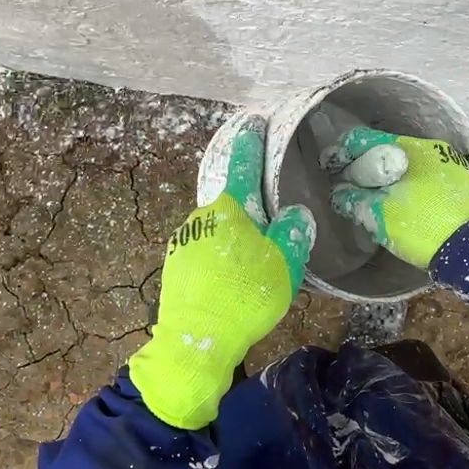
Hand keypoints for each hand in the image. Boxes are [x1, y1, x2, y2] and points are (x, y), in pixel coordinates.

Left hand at [128, 120, 315, 428]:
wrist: (193, 344)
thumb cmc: (243, 299)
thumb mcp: (283, 266)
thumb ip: (292, 233)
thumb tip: (294, 212)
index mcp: (230, 209)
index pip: (243, 165)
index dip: (251, 143)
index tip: (254, 123)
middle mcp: (202, 216)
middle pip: (232, 203)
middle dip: (249, 208)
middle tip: (272, 225)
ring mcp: (183, 240)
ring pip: (217, 228)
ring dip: (234, 236)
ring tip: (253, 263)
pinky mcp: (174, 265)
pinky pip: (204, 248)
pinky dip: (220, 255)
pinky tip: (230, 279)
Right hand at [324, 126, 468, 269]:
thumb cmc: (425, 226)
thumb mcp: (381, 215)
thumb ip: (355, 199)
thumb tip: (340, 191)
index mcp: (410, 149)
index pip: (366, 140)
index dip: (343, 153)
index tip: (329, 166)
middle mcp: (430, 150)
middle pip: (386, 151)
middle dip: (364, 167)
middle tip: (347, 185)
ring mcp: (447, 166)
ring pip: (405, 166)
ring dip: (385, 179)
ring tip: (370, 197)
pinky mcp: (457, 185)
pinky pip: (421, 179)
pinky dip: (404, 187)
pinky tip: (398, 204)